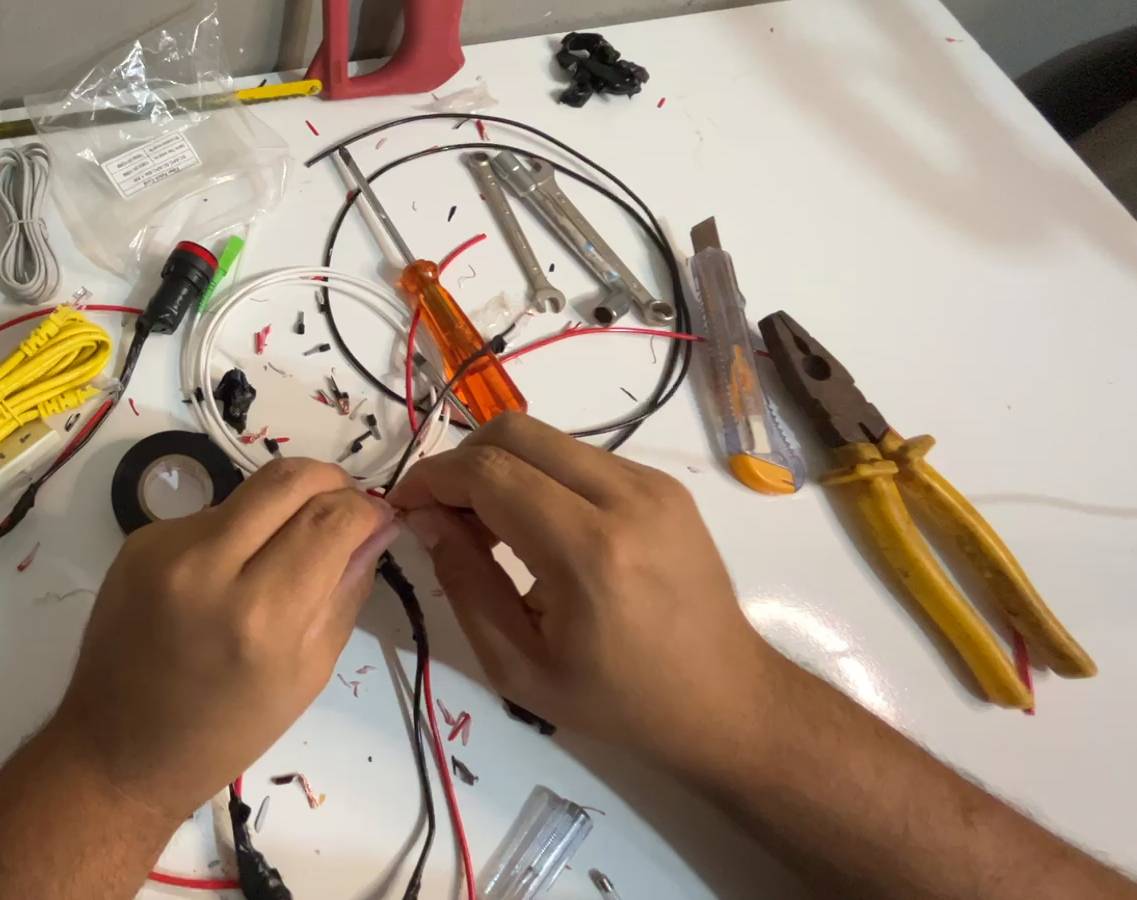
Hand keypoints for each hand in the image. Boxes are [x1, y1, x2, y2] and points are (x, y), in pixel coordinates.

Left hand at [46, 458, 398, 820]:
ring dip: (282, 506)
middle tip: (342, 506)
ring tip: (283, 549)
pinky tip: (228, 572)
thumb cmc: (225, 730)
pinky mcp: (140, 539)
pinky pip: (210, 515)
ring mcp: (166, 546)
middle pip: (288, 478)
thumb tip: (375, 527)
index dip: (366, 508)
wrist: (117, 746)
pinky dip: (236, 530)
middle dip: (330, 481)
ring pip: (249, 492)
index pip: (331, 520)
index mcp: (262, 615)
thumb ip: (346, 591)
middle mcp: (209, 565)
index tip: (378, 517)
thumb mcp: (307, 674)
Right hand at [387, 411, 786, 772]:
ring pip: (540, 436)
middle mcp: (625, 498)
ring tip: (485, 523)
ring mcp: (650, 483)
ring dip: (494, 466)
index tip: (405, 507)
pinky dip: (531, 472)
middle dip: (459, 462)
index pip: (488, 473)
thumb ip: (461, 580)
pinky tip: (529, 522)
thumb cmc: (617, 699)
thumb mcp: (516, 665)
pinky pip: (571, 453)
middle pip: (512, 432)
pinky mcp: (660, 483)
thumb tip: (424, 516)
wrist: (731, 704)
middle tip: (443, 512)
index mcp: (589, 551)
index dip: (432, 479)